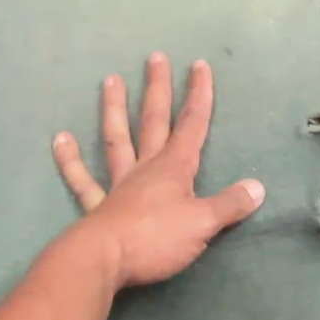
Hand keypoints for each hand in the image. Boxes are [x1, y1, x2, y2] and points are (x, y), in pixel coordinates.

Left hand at [52, 54, 264, 288]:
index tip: (199, 65)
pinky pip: (82, 181)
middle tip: (155, 57)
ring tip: (110, 80)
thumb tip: (258, 187)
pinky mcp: (97, 207)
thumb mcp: (203, 223)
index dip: (199, 95)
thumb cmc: (157, 239)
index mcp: (174, 167)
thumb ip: (230, 204)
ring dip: (114, 109)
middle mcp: (146, 168)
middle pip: (153, 121)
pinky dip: (70, 160)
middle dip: (158, 88)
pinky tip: (61, 139)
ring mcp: (118, 184)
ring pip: (117, 139)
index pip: (192, 124)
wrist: (103, 261)